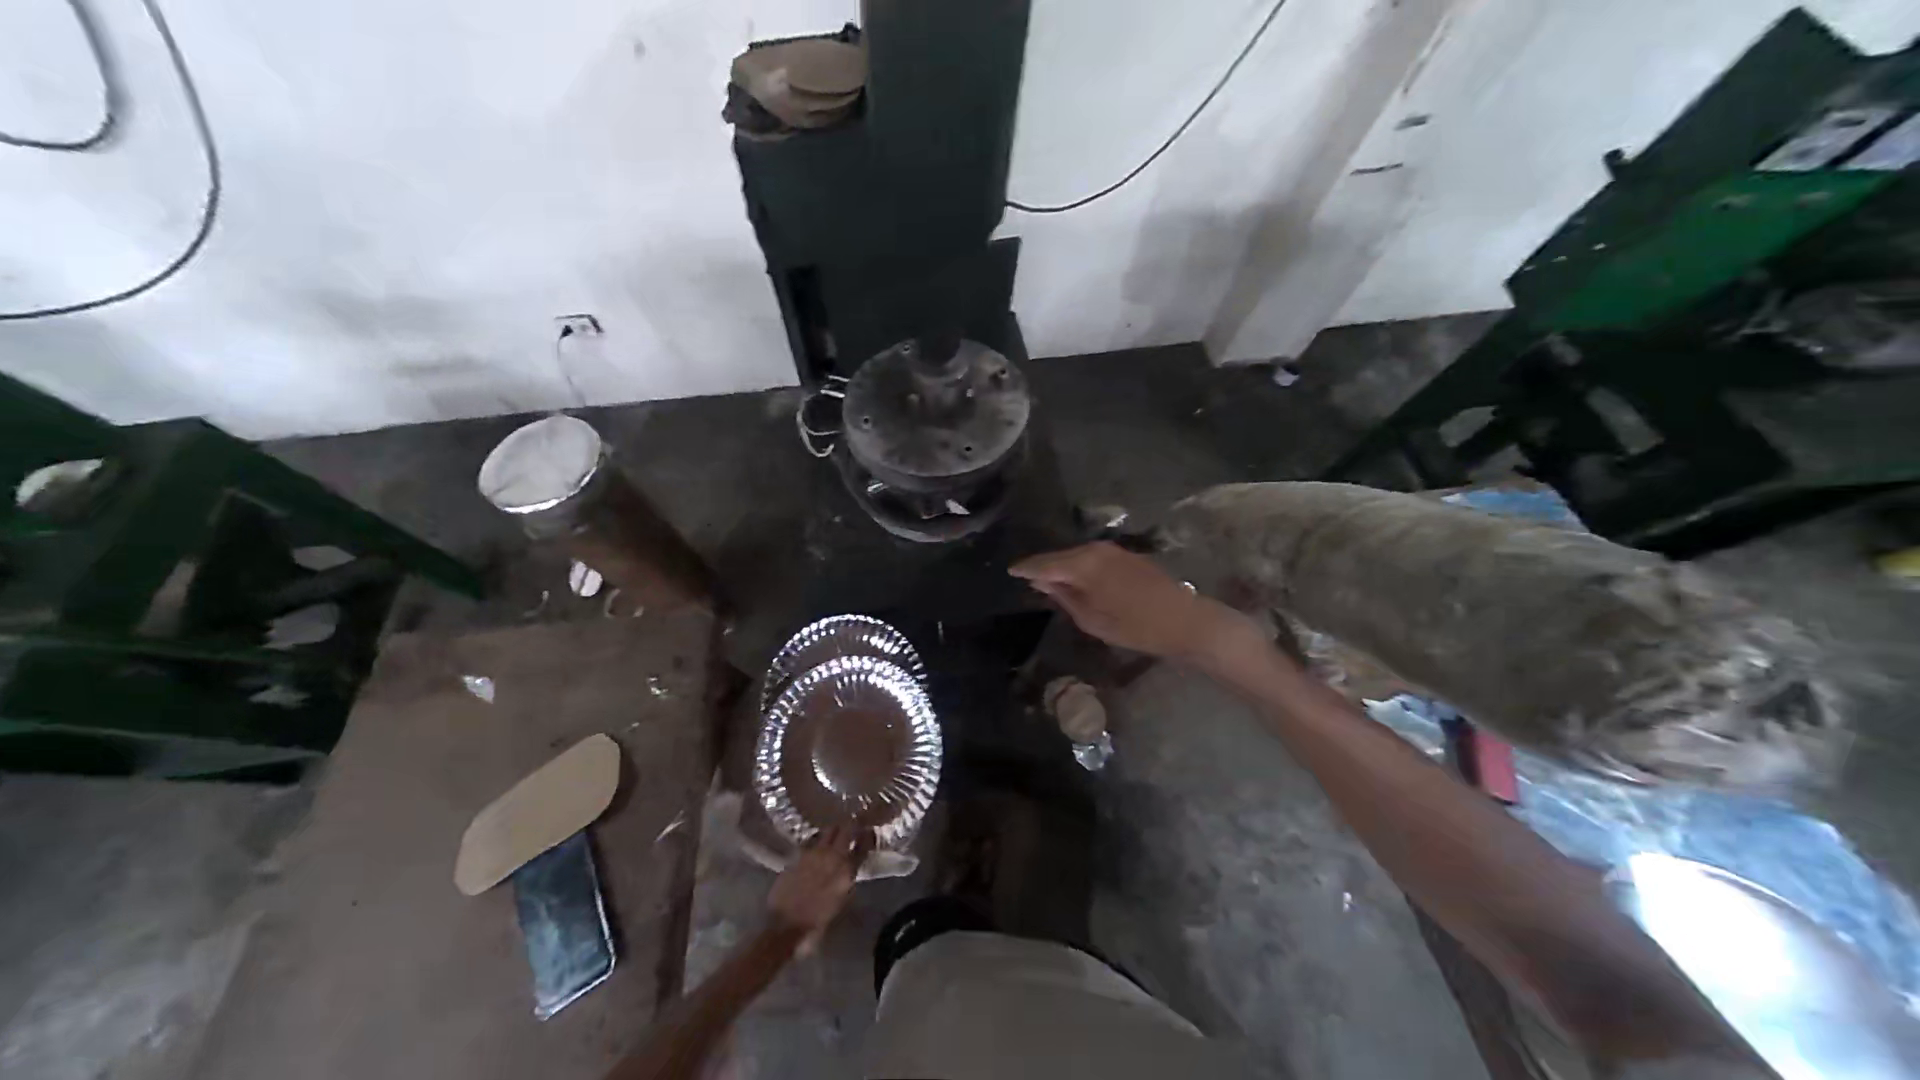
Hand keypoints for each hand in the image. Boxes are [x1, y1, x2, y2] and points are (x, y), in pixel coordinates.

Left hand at [767, 826, 867, 942]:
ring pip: (830, 829)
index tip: (869, 832)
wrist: (785, 926)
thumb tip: (850, 868)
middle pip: (848, 828)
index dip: (868, 836)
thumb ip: (847, 881)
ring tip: (837, 831)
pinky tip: (818, 845)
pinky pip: (813, 839)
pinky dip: (819, 839)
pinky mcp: (799, 854)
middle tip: (855, 825)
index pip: (864, 845)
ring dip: (836, 829)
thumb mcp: (841, 903)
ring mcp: (815, 852)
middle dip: (853, 824)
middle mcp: (833, 856)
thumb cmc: (817, 923)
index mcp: (847, 871)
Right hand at [1011, 542, 1260, 661]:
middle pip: (1061, 556)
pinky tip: (1078, 580)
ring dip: (1064, 567)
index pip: (1045, 563)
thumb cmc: (1135, 626)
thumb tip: (1044, 582)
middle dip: (1044, 566)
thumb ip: (1064, 597)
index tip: (1010, 571)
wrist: (1184, 621)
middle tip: (1027, 577)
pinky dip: (1081, 567)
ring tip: (1049, 581)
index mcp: (1083, 563)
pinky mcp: (1127, 556)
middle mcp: (1096, 549)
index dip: (1026, 568)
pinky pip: (1094, 559)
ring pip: (1078, 556)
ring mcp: (1114, 550)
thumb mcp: (1091, 619)